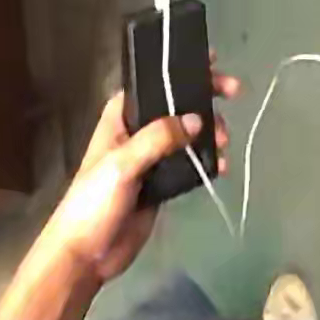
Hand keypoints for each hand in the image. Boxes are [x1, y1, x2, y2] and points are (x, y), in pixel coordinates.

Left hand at [40, 66, 240, 281]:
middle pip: (178, 103)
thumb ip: (159, 138)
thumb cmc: (94, 200)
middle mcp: (139, 128)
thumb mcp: (123, 163)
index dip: (182, 69)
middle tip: (234, 90)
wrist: (85, 257)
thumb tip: (198, 119)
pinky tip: (221, 165)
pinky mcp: (163, 181)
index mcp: (123, 115)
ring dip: (211, 130)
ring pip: (189, 131)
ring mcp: (153, 155)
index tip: (211, 61)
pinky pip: (191, 161)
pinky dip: (208, 159)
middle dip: (206, 95)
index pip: (155, 81)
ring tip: (225, 140)